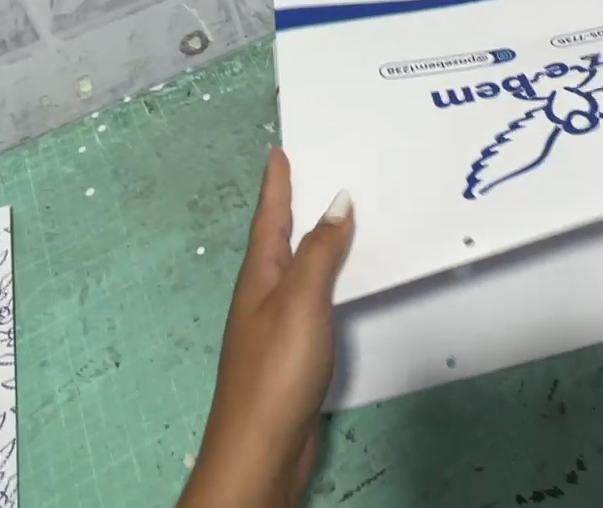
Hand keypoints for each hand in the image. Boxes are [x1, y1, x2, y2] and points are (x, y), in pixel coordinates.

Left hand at [179, 148, 353, 506]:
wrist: (261, 451)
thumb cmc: (276, 368)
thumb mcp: (300, 300)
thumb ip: (320, 251)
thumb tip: (338, 200)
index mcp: (260, 276)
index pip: (269, 217)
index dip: (276, 184)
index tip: (278, 151)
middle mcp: (263, 294)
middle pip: (280, 238)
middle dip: (292, 205)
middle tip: (313, 172)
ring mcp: (276, 324)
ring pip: (297, 266)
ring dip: (312, 238)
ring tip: (335, 215)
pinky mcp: (293, 349)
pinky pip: (312, 295)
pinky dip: (326, 274)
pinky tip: (342, 278)